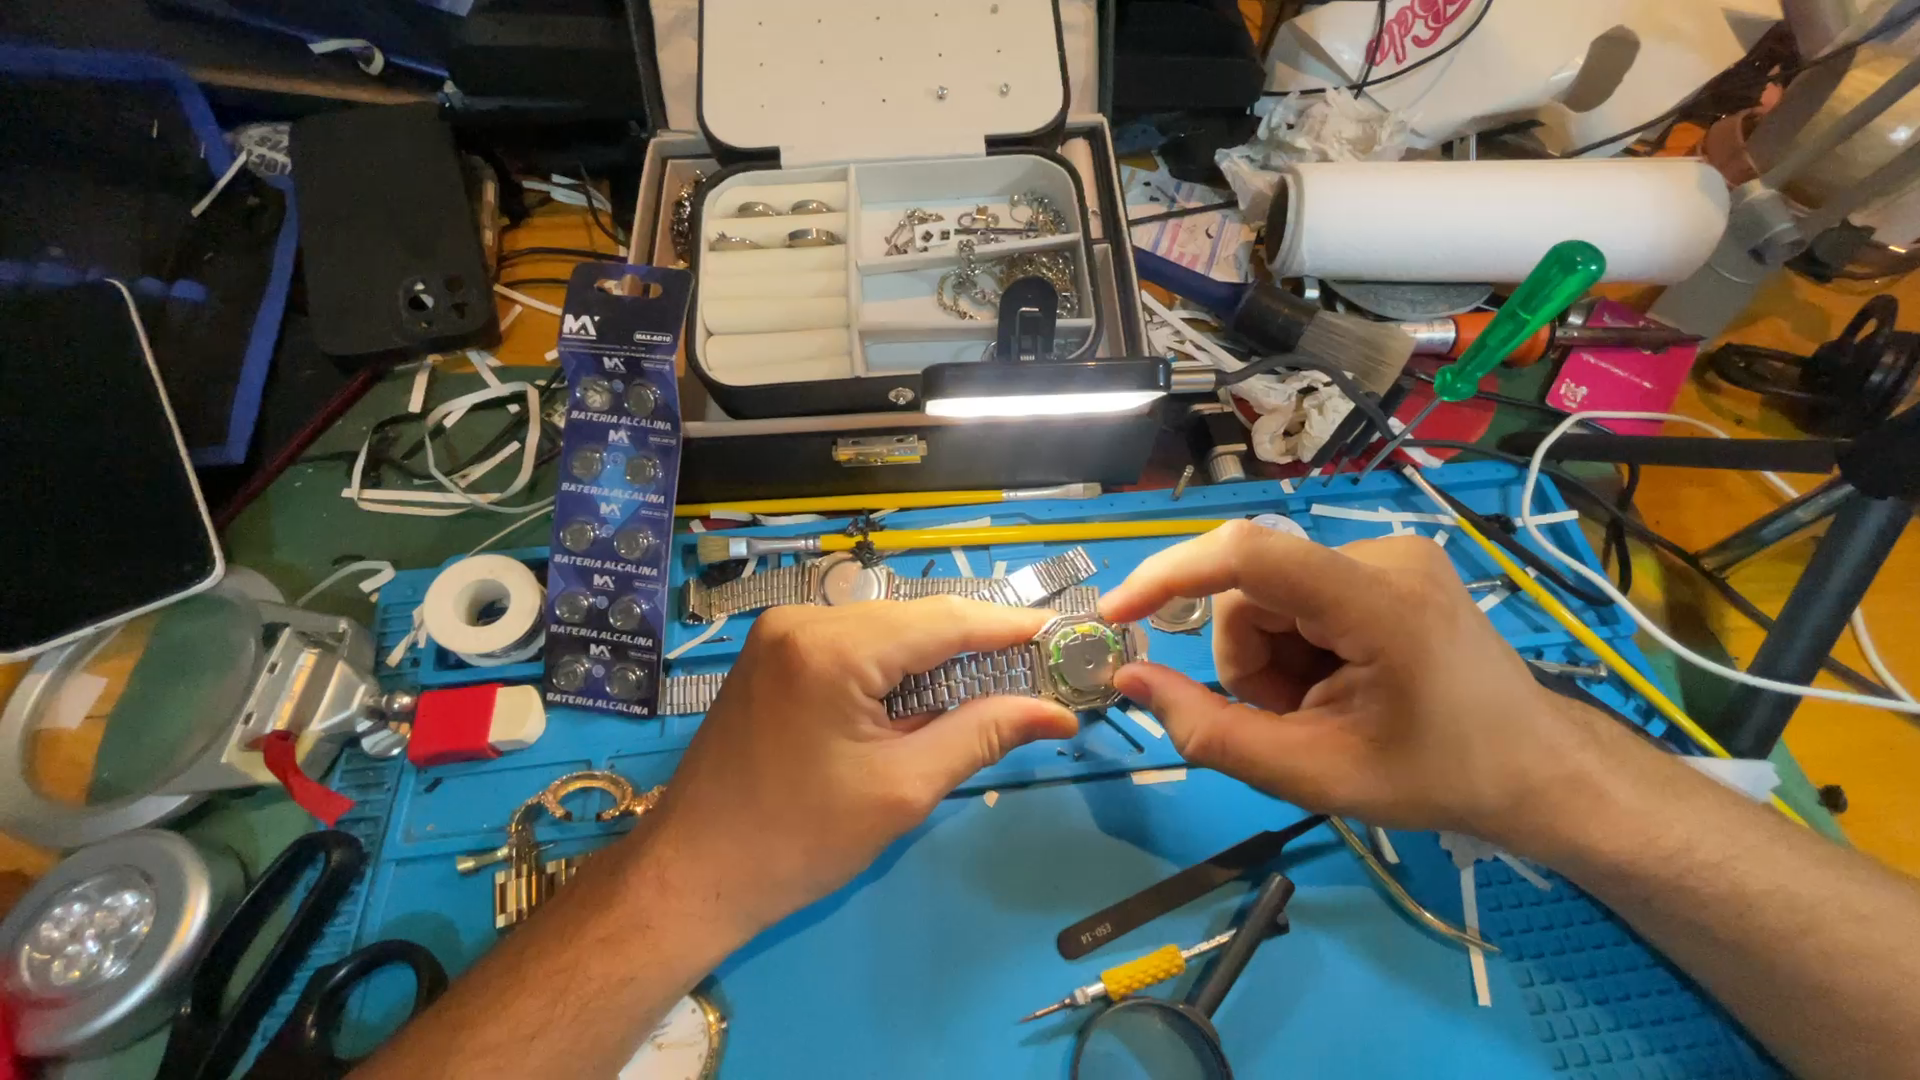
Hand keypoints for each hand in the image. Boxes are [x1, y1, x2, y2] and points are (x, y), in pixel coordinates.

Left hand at [643, 597, 1076, 940]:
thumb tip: (1056, 712)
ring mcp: (783, 630)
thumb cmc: (799, 840)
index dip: (1011, 627)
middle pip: (916, 618)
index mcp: (833, 648)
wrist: (693, 873)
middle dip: (979, 643)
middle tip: (1038, 667)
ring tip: (996, 681)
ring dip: (940, 653)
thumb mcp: (902, 789)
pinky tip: (930, 689)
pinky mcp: (776, 650)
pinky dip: (899, 662)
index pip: (944, 621)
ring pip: (887, 626)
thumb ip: (982, 734)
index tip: (1064, 634)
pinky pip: (856, 641)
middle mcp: (804, 619)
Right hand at [1100, 521, 1624, 851]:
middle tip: (1288, 719)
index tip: (1116, 614)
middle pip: (1250, 594)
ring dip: (1269, 658)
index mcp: (1380, 604)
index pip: (1249, 555)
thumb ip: (1211, 732)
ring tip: (1319, 707)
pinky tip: (1337, 681)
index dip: (1169, 575)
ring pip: (1266, 596)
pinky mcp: (1384, 563)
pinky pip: (1295, 594)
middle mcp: (1382, 554)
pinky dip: (1293, 644)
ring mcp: (1387, 552)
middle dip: (1247, 662)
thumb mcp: (1313, 776)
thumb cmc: (1437, 777)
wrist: (1538, 769)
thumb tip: (1129, 680)